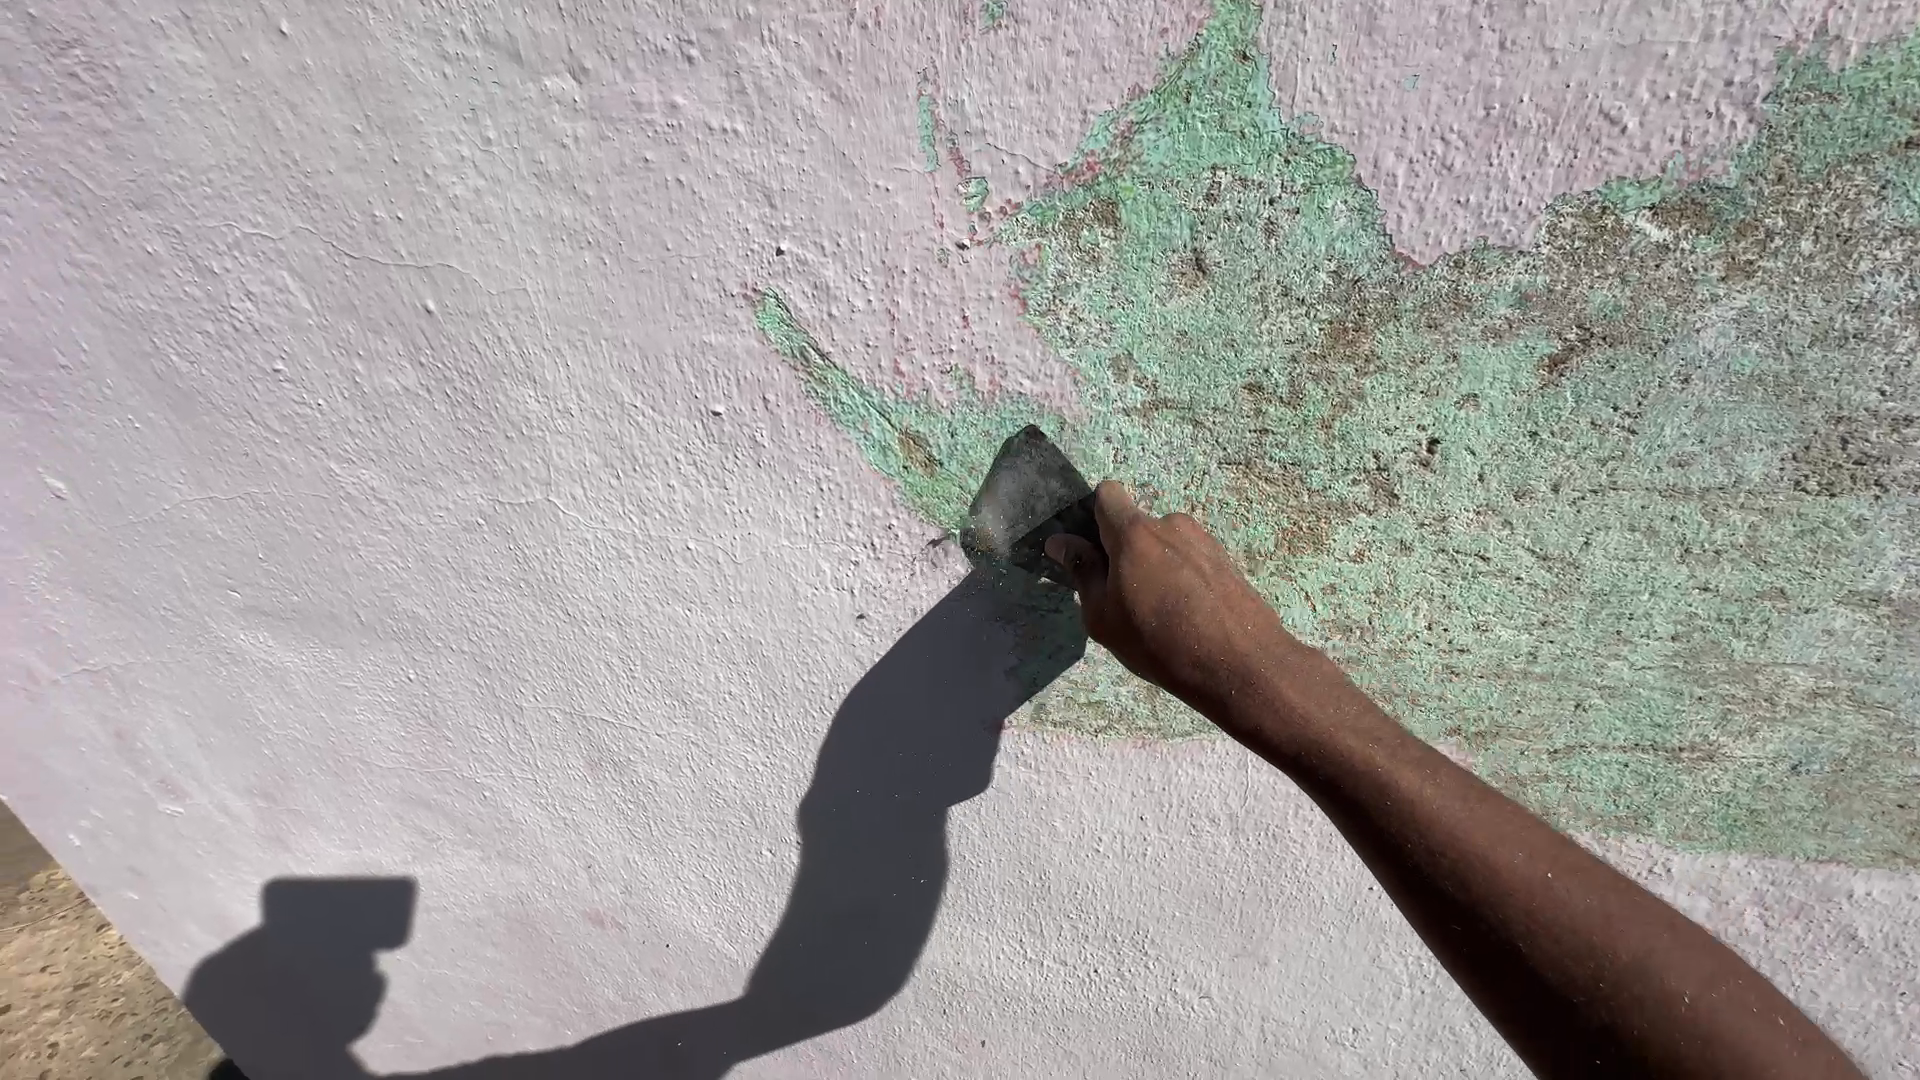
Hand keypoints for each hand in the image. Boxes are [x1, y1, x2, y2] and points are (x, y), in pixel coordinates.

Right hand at [1044, 482, 1294, 708]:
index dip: (1094, 516)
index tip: (1092, 551)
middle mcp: (1170, 525)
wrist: (1241, 665)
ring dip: (1154, 566)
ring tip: (1160, 613)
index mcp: (1134, 533)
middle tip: (1123, 597)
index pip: (1108, 494)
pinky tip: (1187, 615)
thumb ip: (1082, 572)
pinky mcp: (1225, 560)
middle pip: (1135, 526)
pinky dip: (1180, 577)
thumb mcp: (1104, 616)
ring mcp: (1203, 540)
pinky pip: (1189, 559)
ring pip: (1163, 544)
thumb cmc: (1159, 642)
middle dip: (1124, 552)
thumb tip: (1060, 542)